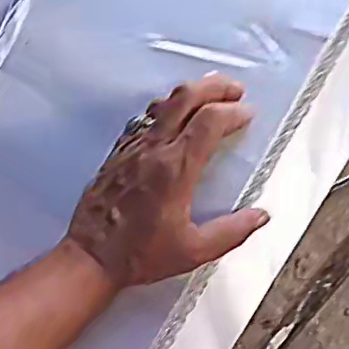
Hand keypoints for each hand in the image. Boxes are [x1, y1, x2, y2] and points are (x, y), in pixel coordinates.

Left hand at [63, 74, 268, 286]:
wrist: (90, 260)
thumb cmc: (135, 257)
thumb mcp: (192, 251)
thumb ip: (230, 232)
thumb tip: (258, 217)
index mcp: (175, 170)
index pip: (211, 120)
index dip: (233, 111)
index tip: (245, 116)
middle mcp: (151, 153)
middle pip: (186, 98)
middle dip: (215, 87)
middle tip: (233, 92)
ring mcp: (128, 153)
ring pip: (160, 106)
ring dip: (187, 95)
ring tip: (204, 98)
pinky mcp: (112, 160)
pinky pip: (138, 124)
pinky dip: (158, 113)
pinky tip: (165, 121)